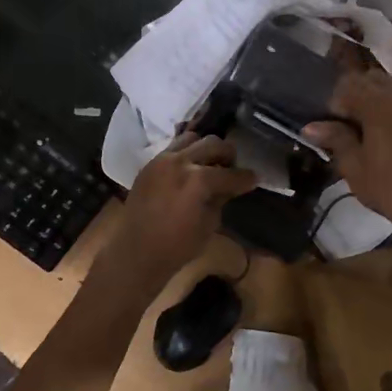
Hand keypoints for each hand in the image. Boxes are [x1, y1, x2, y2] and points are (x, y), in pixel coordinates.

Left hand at [94, 132, 256, 296]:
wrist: (136, 252)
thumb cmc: (177, 246)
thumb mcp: (209, 225)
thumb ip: (221, 198)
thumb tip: (229, 186)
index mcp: (198, 180)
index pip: (231, 173)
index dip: (247, 178)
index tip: (254, 179)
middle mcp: (180, 162)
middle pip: (213, 144)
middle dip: (228, 155)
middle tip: (233, 168)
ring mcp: (161, 160)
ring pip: (191, 138)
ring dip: (205, 149)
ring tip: (209, 164)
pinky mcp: (149, 164)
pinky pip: (173, 148)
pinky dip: (186, 153)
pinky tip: (190, 169)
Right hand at [303, 70, 391, 248]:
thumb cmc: (388, 188)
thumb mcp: (354, 167)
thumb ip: (335, 139)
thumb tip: (310, 126)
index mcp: (378, 105)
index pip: (348, 87)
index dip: (335, 105)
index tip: (331, 129)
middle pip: (373, 79)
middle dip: (357, 94)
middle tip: (348, 124)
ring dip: (380, 95)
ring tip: (371, 123)